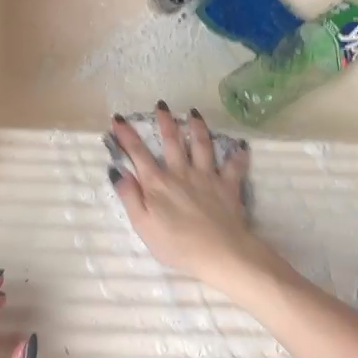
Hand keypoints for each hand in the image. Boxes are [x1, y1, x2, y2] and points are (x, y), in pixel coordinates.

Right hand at [108, 104, 275, 288]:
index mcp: (157, 184)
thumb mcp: (143, 225)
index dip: (126, 136)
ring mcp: (206, 177)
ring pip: (201, 145)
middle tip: (161, 105)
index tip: (118, 120)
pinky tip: (241, 146)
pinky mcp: (228, 185)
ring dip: (197, 127)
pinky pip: (234, 166)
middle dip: (165, 121)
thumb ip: (130, 196)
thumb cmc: (176, 245)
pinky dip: (237, 155)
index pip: (138, 154)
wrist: (220, 253)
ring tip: (194, 113)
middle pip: (172, 141)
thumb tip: (117, 171)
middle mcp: (180, 173)